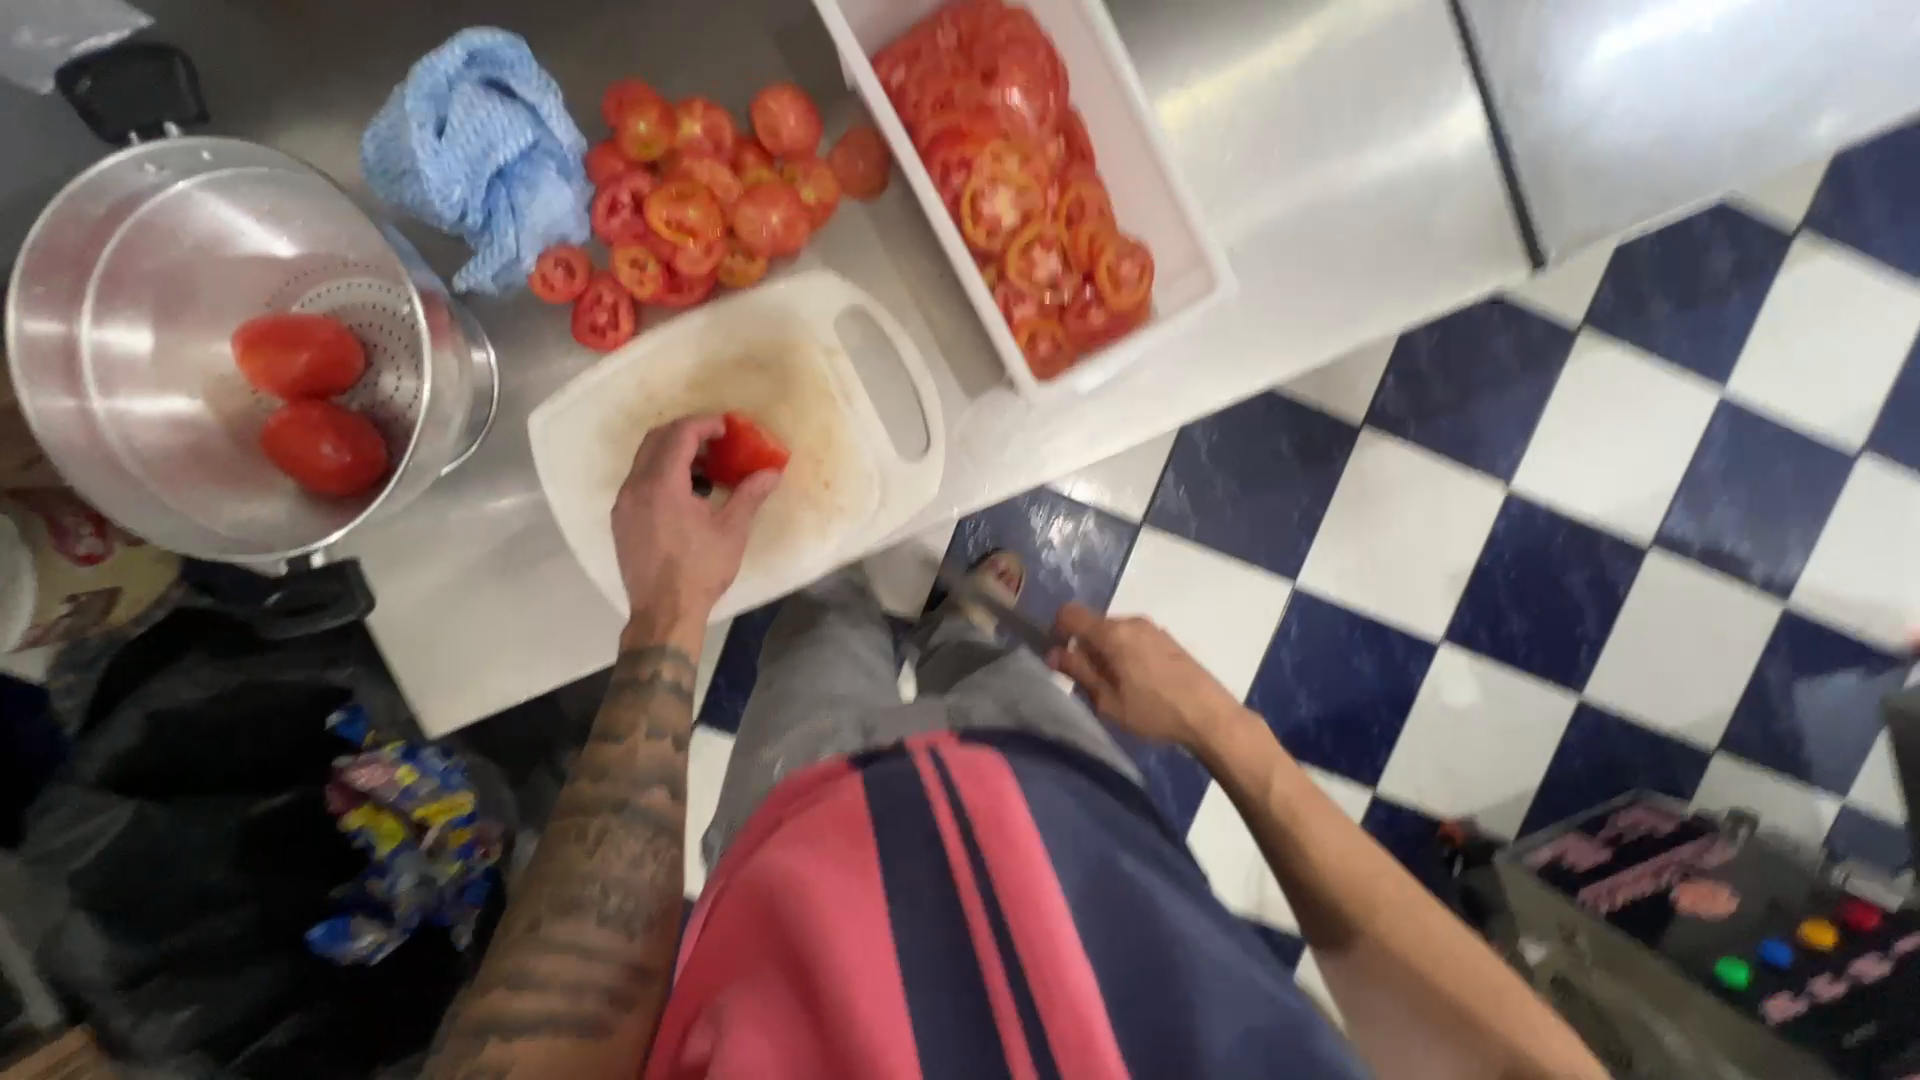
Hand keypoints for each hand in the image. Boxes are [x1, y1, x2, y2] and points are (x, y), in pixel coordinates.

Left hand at [612, 415, 780, 642]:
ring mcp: (624, 503)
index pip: (679, 435)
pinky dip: (660, 473)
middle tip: (716, 440)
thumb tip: (772, 473)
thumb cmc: (701, 570)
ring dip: (672, 453)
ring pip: (644, 460)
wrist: (664, 612)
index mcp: (662, 485)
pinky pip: (639, 481)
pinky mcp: (622, 519)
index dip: (704, 424)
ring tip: (705, 468)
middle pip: (655, 439)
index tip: (727, 427)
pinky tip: (686, 494)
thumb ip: (750, 495)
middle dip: (686, 432)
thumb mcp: (732, 531)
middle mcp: (635, 487)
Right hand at [1048, 603, 1248, 749]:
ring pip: (1113, 632)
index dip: (1056, 631)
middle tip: (1089, 682)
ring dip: (1105, 652)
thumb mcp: (1108, 700)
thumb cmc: (1154, 711)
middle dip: (1083, 647)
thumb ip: (1078, 672)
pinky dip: (1124, 653)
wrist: (1210, 715)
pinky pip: (1132, 638)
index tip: (1060, 658)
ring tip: (1116, 686)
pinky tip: (1137, 682)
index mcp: (1113, 633)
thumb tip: (1053, 653)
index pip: (1070, 613)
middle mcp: (1131, 622)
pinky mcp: (1166, 639)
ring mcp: (1152, 628)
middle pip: (1093, 624)